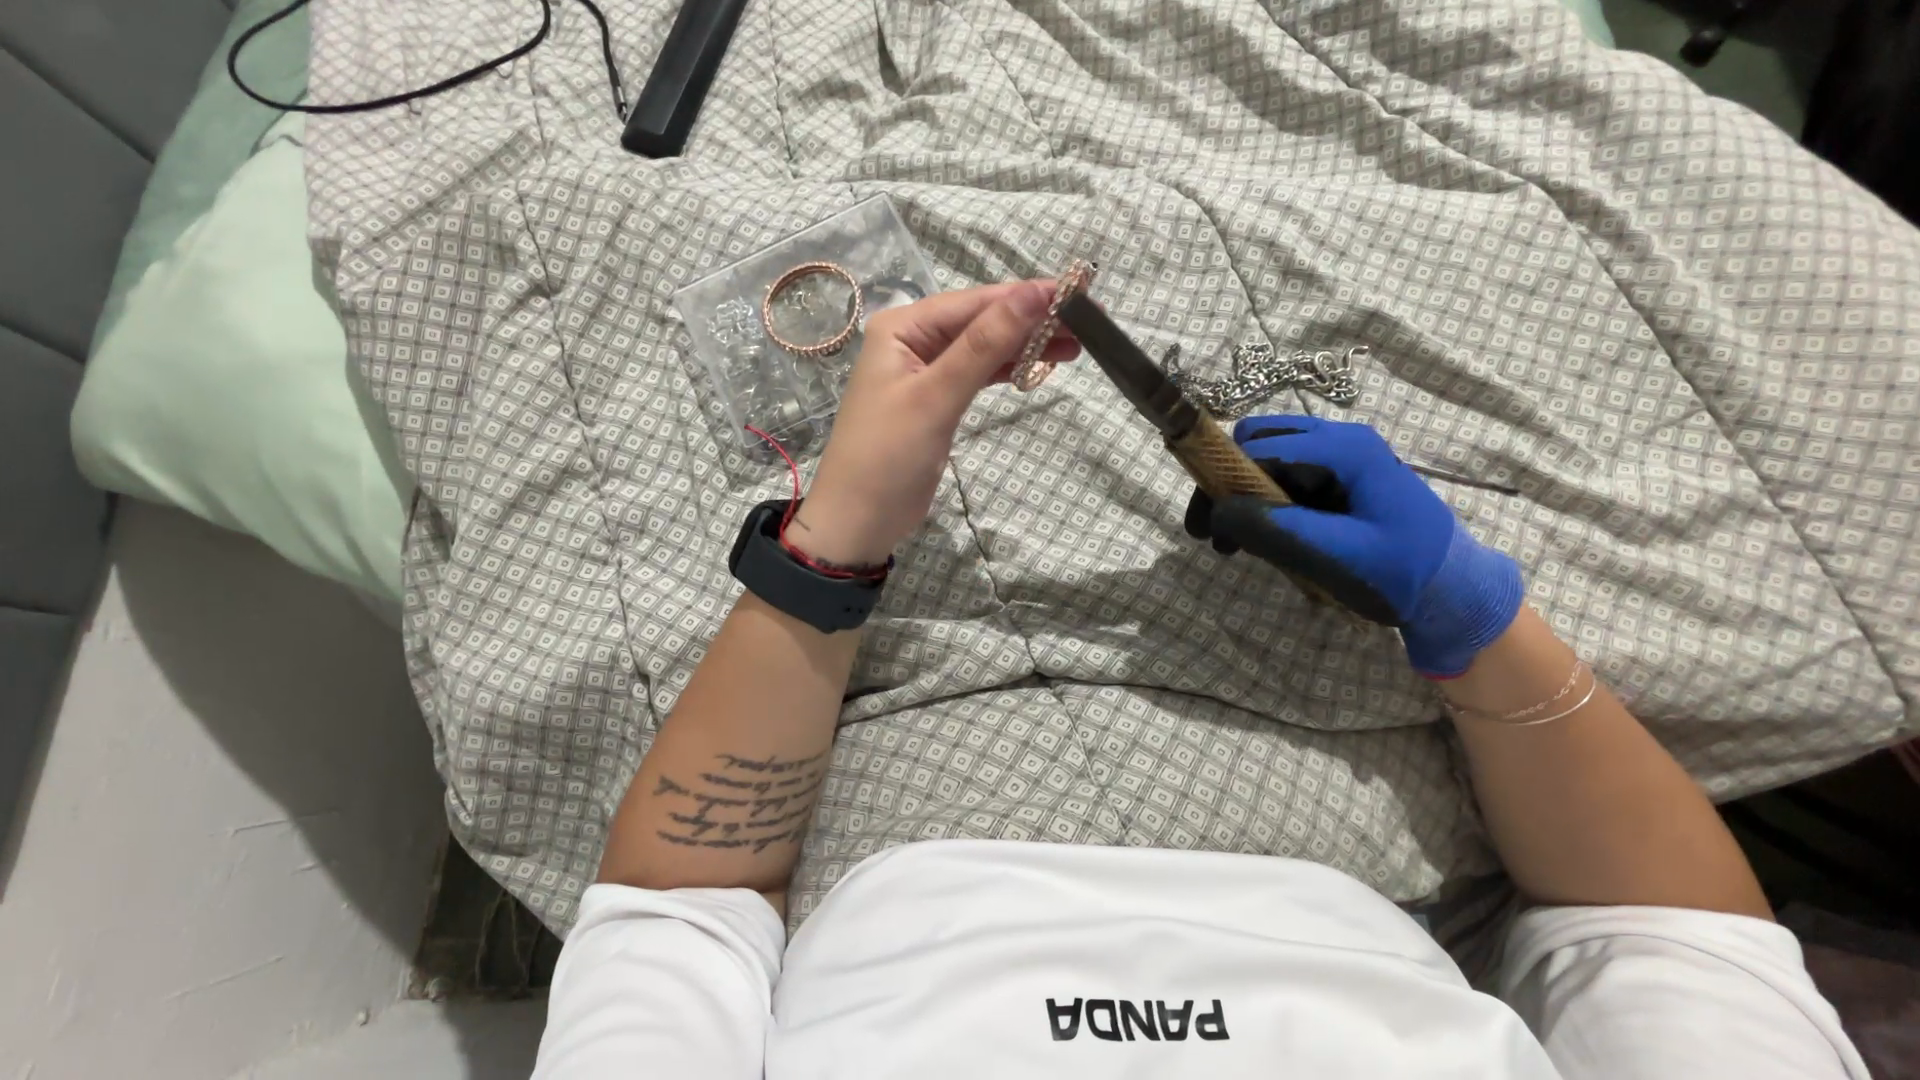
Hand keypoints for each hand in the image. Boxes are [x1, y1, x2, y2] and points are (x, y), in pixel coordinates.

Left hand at [787, 281, 1077, 566]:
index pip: (975, 302)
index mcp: (903, 328)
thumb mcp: (937, 397)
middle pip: (981, 320)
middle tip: (1087, 325)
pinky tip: (1037, 368)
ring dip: (1024, 346)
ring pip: (983, 347)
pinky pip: (977, 373)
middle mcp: (912, 341)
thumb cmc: (889, 456)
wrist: (858, 520)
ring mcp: (924, 371)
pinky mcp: (936, 400)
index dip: (1026, 296)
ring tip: (1075, 346)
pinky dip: (1006, 370)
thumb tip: (1033, 294)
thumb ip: (985, 345)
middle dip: (1031, 321)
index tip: (1079, 293)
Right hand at [1184, 415, 1522, 676]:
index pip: (1260, 447)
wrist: (1453, 590)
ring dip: (1243, 496)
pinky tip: (1262, 538)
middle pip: (1261, 441)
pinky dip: (1265, 503)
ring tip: (1232, 543)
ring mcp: (1342, 459)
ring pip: (1270, 459)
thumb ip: (1277, 531)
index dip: (1221, 482)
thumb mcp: (1337, 556)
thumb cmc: (1401, 573)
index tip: (1200, 525)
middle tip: (1214, 531)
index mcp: (1345, 450)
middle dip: (1228, 483)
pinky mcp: (1340, 480)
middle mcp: (1340, 442)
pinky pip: (1288, 478)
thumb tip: (1216, 513)